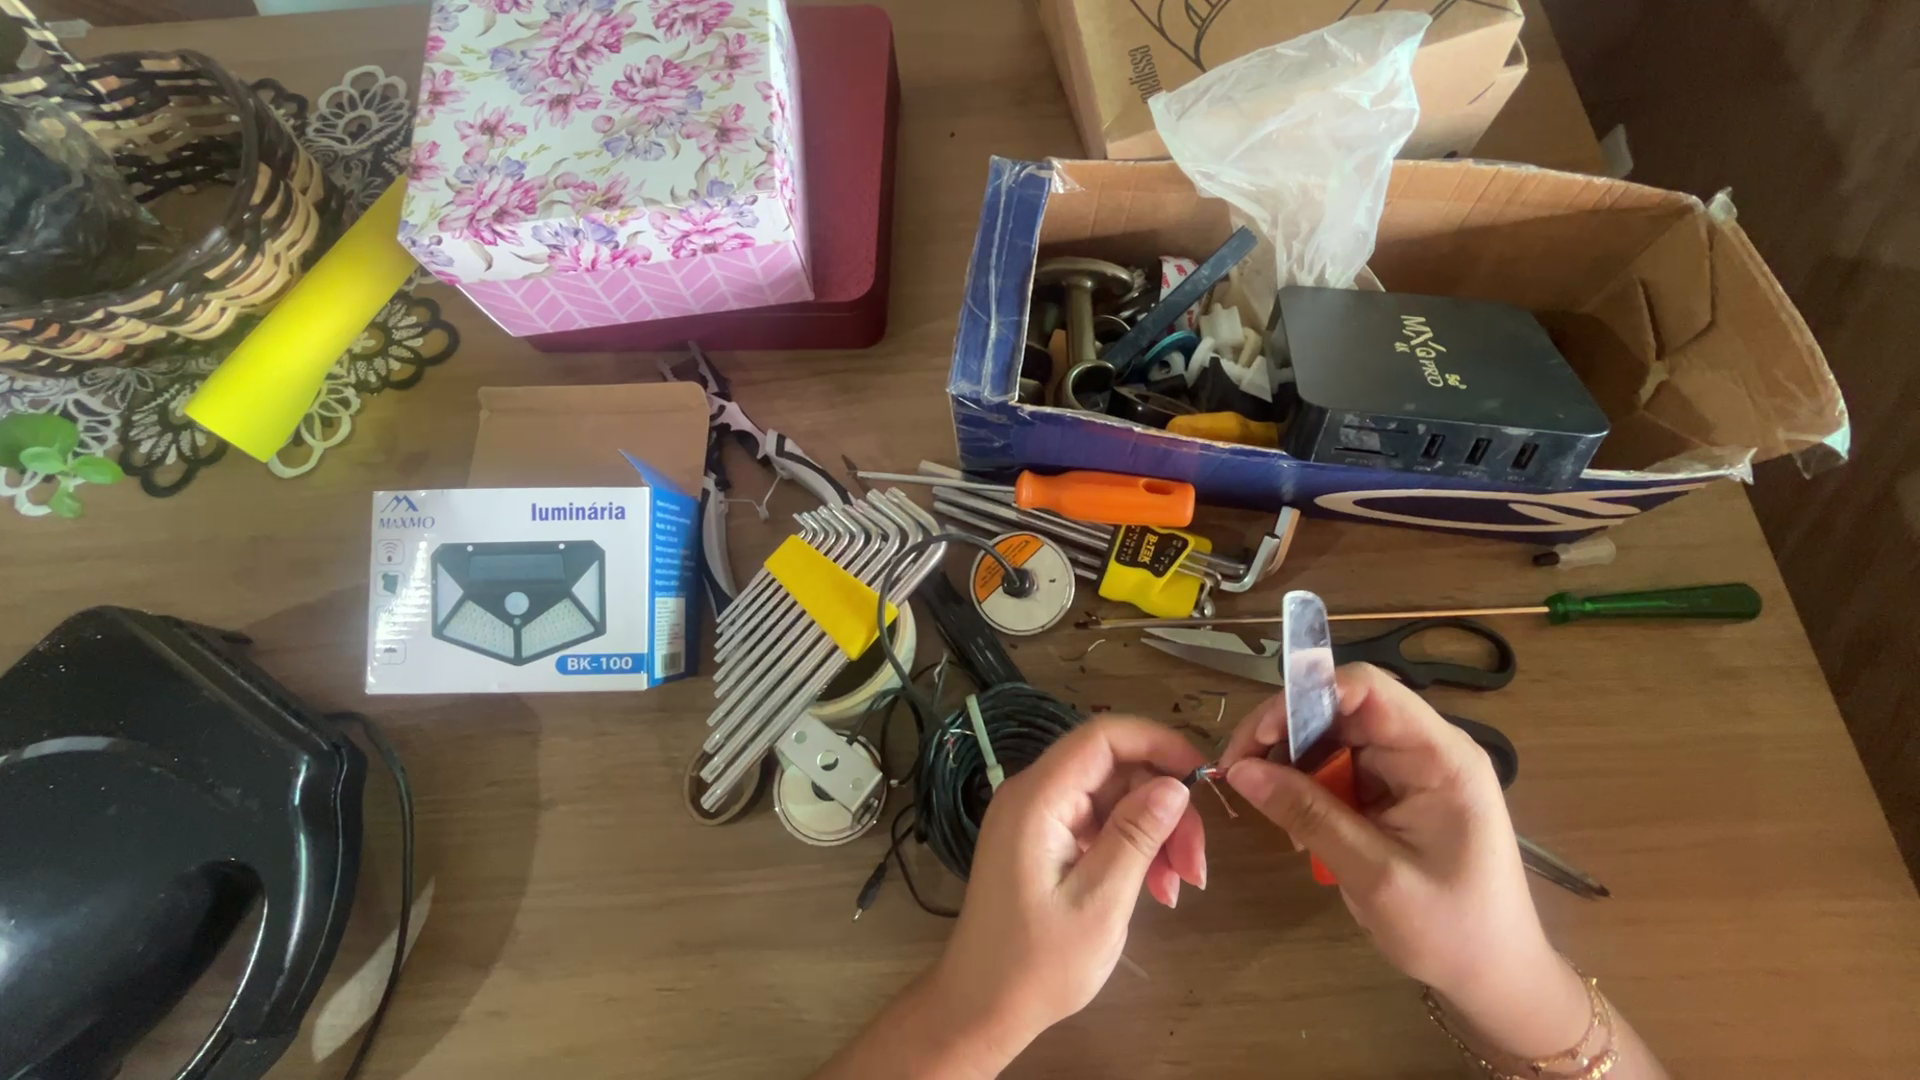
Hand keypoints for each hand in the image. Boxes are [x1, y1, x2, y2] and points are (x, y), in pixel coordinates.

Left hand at [931, 716, 1208, 1055]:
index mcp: (1038, 797)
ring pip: (1113, 798)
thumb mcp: (1100, 901)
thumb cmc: (1037, 962)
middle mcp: (1035, 793)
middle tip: (1197, 865)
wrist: (982, 1006)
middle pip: (1114, 770)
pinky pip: (1099, 824)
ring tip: (1179, 887)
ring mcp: (1039, 816)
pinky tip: (1157, 889)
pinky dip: (1132, 849)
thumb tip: (1174, 785)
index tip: (1203, 777)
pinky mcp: (1045, 838)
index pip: (1102, 737)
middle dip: (1164, 808)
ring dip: (1154, 834)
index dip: (1157, 743)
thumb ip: (1136, 836)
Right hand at [1219, 664, 1591, 1058]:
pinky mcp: (1389, 787)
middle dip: (1283, 731)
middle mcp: (1422, 747)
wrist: (1497, 979)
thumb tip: (1239, 771)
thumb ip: (1309, 816)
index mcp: (1440, 756)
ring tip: (1262, 799)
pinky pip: (1333, 763)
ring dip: (1288, 760)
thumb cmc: (1453, 931)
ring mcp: (1405, 766)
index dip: (1304, 697)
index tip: (1258, 738)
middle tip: (1238, 771)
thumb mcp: (1375, 875)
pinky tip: (1291, 816)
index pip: (1366, 690)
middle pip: (1338, 707)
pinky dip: (1302, 783)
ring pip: (1328, 734)